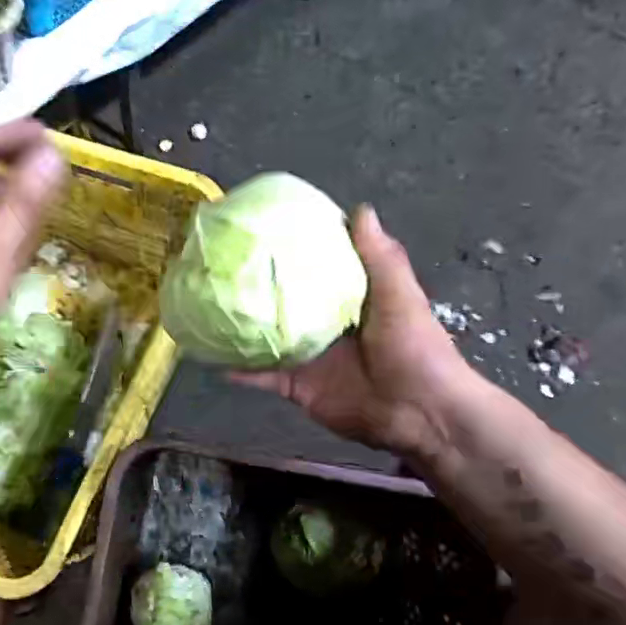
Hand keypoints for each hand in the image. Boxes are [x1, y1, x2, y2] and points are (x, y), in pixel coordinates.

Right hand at [234, 207, 485, 457]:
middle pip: (285, 303)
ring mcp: (307, 357)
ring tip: (206, 306)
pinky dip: (238, 370)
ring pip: (266, 337)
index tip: (264, 230)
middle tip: (221, 265)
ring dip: (241, 326)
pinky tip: (210, 357)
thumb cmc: (415, 350)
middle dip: (257, 288)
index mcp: (350, 301)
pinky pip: (261, 376)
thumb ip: (380, 258)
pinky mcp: (296, 386)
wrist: (419, 415)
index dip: (295, 251)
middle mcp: (324, 326)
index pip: (318, 270)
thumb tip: (360, 209)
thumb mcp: (401, 297)